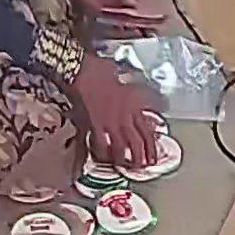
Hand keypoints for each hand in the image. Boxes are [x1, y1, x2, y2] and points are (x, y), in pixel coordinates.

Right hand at [72, 55, 157, 169]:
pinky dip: (102, 153)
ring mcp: (110, 122)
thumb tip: (127, 92)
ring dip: (124, 160)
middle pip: (138, 143)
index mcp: (132, 105)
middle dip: (141, 158)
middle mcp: (124, 116)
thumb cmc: (98, 69)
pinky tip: (102, 157)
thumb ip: (125, 89)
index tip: (153, 156)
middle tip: (142, 166)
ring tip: (124, 166)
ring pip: (122, 148)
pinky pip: (101, 145)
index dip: (152, 147)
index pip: (147, 131)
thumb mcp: (120, 79)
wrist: (80, 68)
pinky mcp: (94, 125)